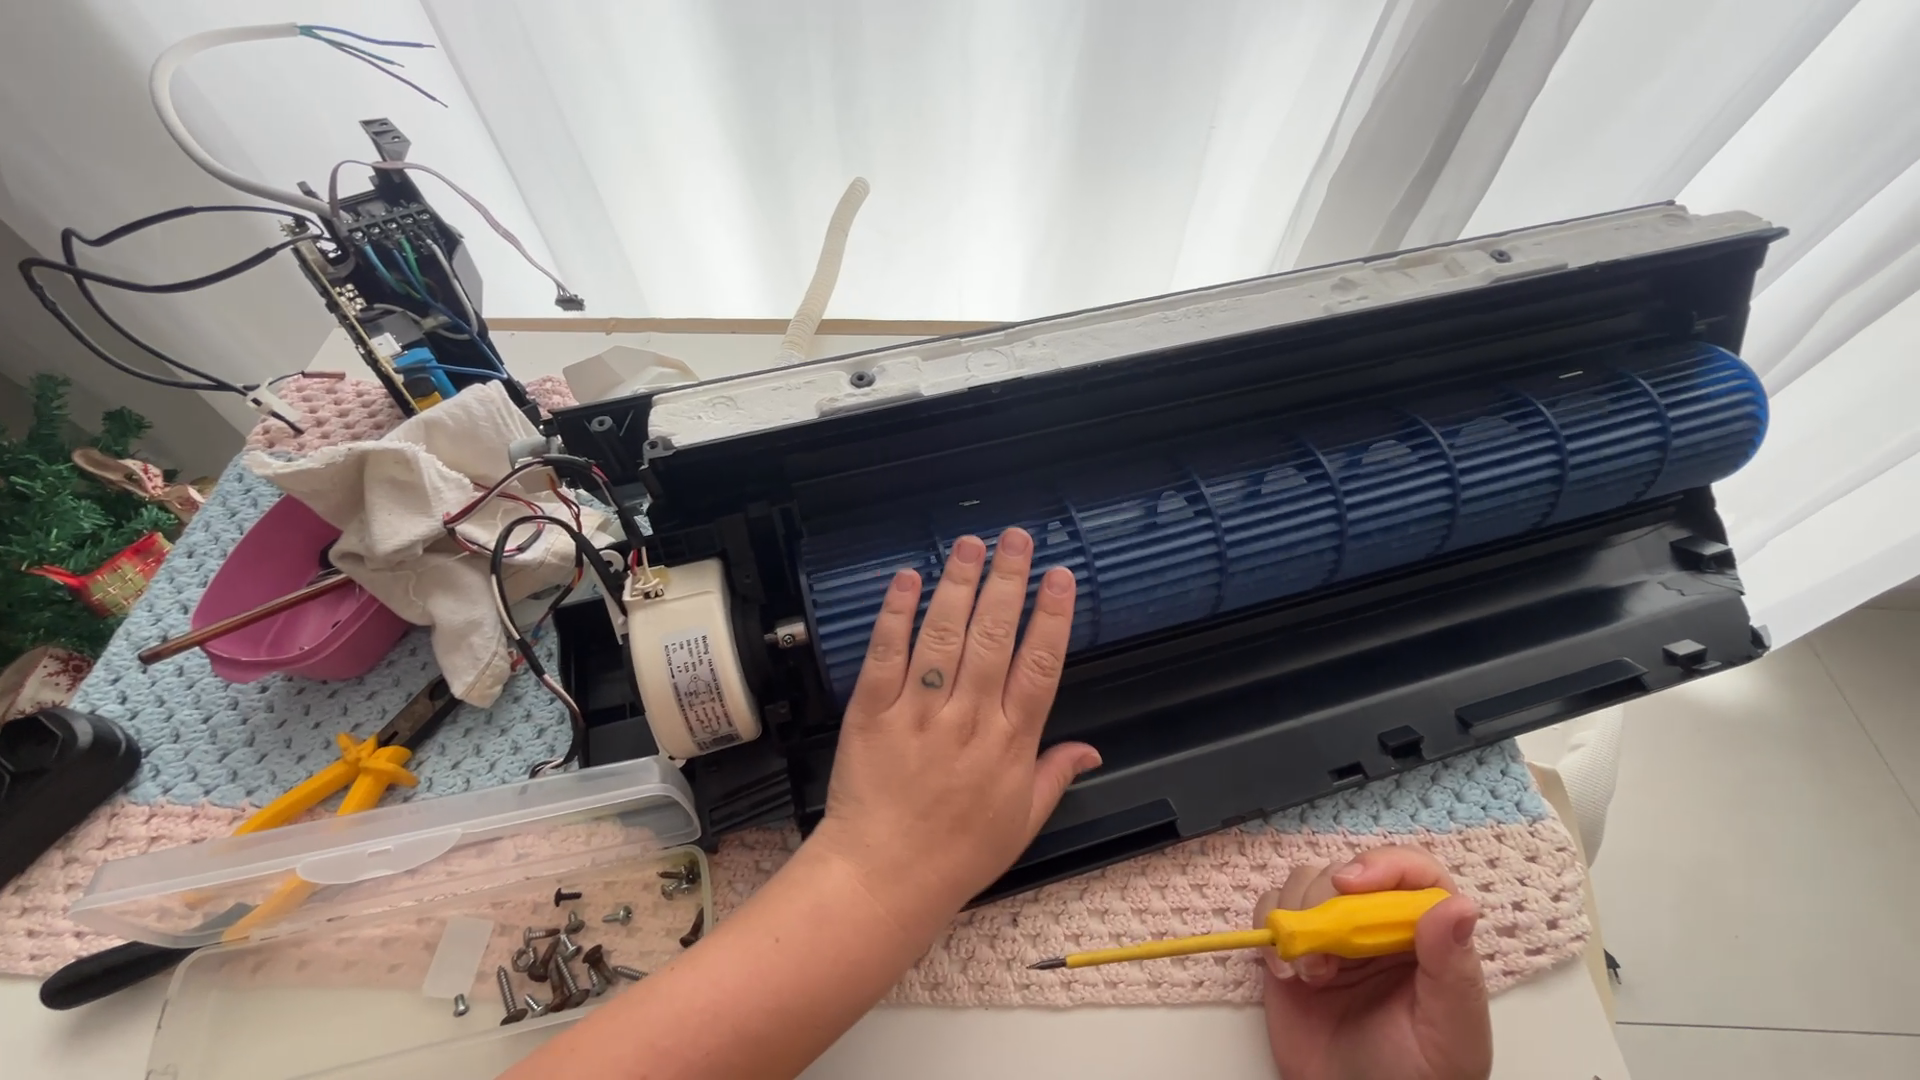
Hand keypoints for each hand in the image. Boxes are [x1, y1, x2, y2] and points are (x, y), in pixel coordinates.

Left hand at [806, 528, 1100, 937]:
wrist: (882, 880)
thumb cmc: (956, 854)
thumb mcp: (1021, 823)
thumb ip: (1055, 776)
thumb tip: (1092, 749)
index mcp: (1010, 745)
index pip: (1039, 667)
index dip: (1052, 618)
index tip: (1060, 577)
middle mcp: (968, 720)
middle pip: (994, 638)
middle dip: (1008, 582)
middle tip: (1017, 539)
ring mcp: (919, 714)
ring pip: (944, 637)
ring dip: (959, 585)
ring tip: (971, 544)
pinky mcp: (872, 713)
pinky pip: (886, 656)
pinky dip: (897, 615)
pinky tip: (907, 579)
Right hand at [1259, 846, 1491, 1079]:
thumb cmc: (1413, 1079)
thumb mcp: (1450, 1034)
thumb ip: (1454, 971)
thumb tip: (1457, 906)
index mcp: (1426, 937)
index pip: (1414, 872)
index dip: (1383, 865)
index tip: (1350, 885)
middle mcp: (1376, 924)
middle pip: (1347, 869)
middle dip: (1327, 899)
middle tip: (1326, 949)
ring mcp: (1330, 931)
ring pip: (1304, 880)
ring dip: (1298, 917)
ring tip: (1311, 971)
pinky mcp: (1291, 943)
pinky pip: (1269, 906)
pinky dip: (1269, 930)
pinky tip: (1285, 972)